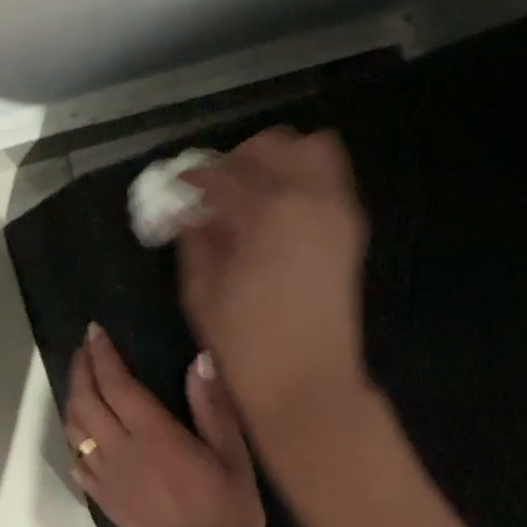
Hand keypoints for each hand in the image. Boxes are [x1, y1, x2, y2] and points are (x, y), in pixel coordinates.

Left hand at [63, 323, 265, 526]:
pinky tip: (82, 430)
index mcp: (152, 437)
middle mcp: (120, 452)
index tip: (95, 332)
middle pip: (86, 402)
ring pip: (75, 429)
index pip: (116, 385)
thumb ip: (212, 408)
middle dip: (81, 370)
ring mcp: (105, 477)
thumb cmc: (227, 514)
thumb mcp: (232, 458)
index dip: (103, 355)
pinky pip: (77, 460)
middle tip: (84, 348)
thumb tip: (198, 360)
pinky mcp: (102, 498)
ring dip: (72, 399)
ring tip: (80, 380)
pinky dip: (74, 436)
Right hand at [177, 128, 372, 437]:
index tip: (175, 190)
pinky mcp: (351, 226)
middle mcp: (309, 194)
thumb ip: (196, 240)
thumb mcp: (202, 292)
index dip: (192, 180)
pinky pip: (327, 178)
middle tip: (213, 190)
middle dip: (236, 161)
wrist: (307, 380)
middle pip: (272, 145)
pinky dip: (299, 181)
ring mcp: (337, 207)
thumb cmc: (245, 343)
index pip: (220, 174)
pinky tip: (273, 215)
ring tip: (248, 196)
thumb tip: (190, 214)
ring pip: (310, 149)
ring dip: (275, 162)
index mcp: (267, 210)